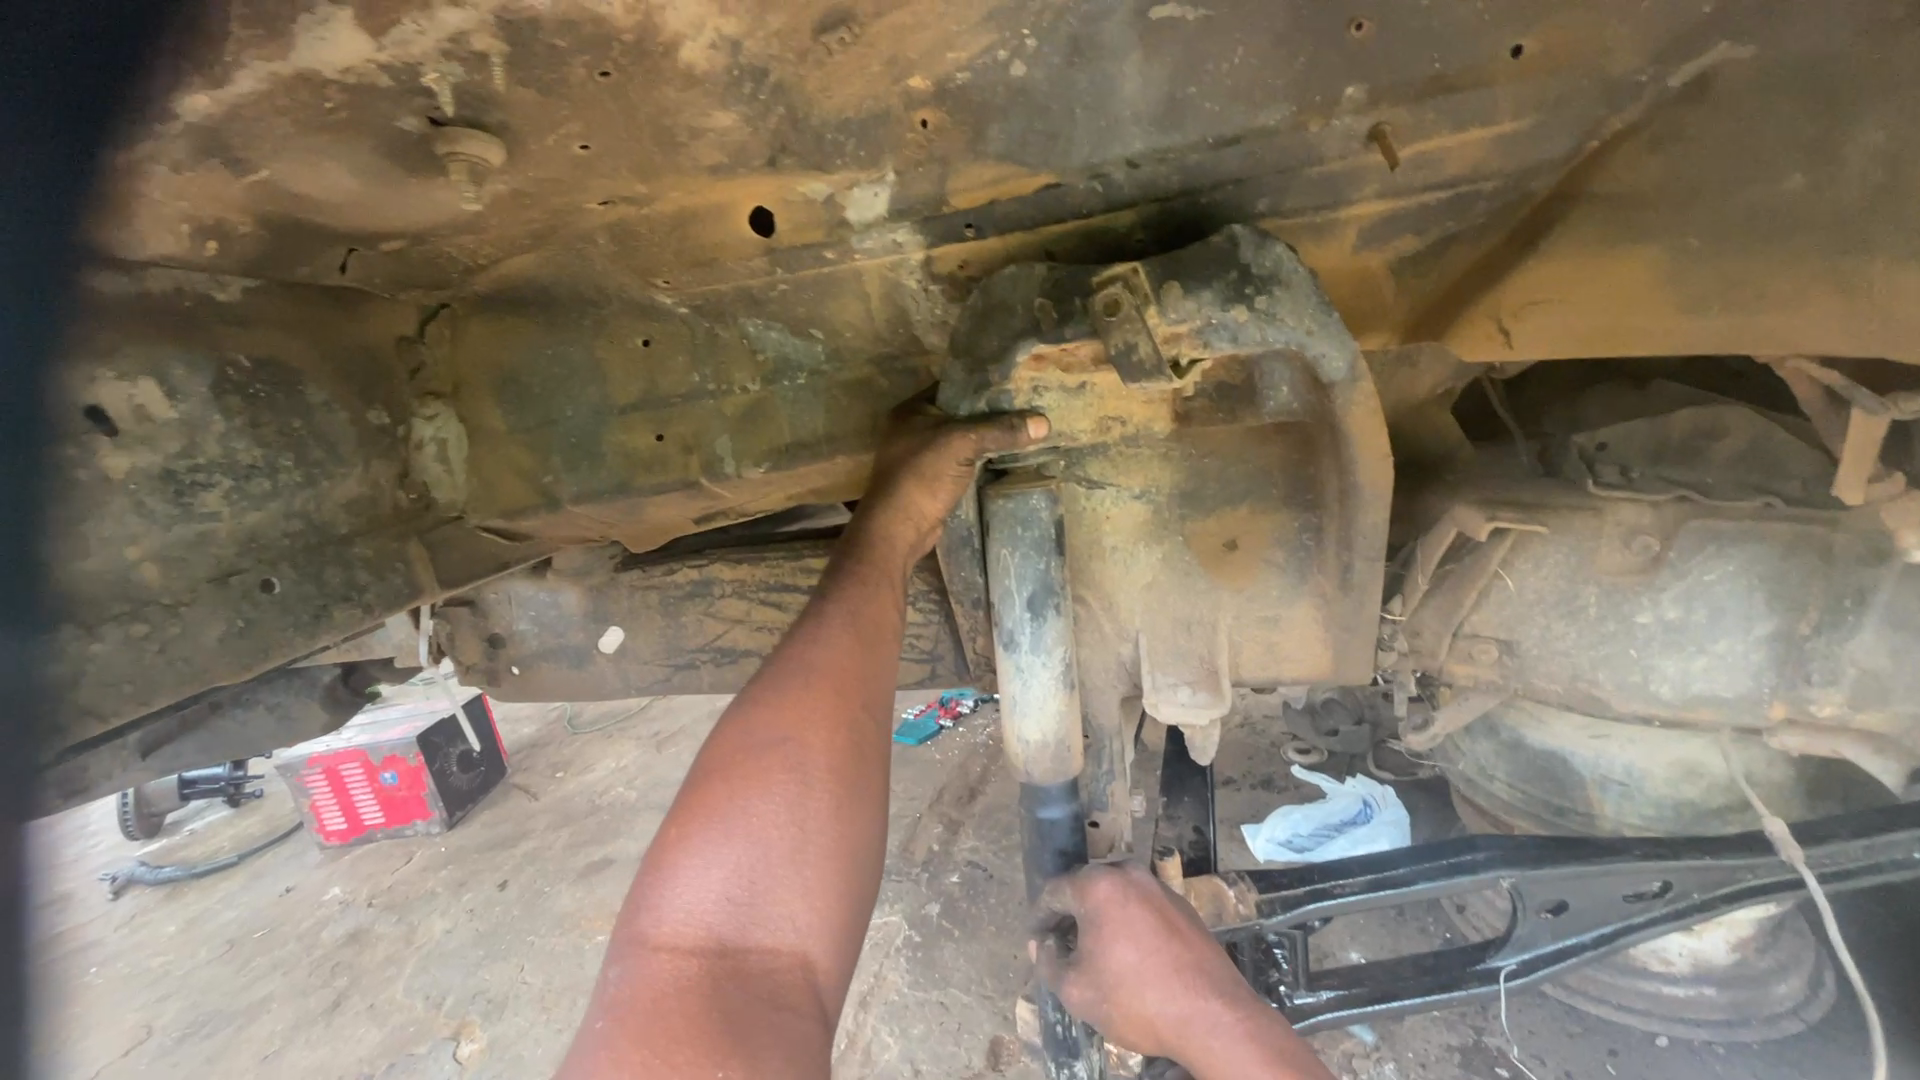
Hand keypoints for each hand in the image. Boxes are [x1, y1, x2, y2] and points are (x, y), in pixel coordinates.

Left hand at [844, 396, 1048, 566]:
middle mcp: (914, 429)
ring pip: (963, 441)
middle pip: (960, 415)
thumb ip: (1001, 430)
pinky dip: (982, 460)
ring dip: (988, 440)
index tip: (1016, 386)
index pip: (954, 387)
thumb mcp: (963, 444)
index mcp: (913, 409)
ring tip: (1024, 432)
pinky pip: (963, 463)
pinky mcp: (932, 481)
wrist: (899, 528)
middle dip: (991, 415)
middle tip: (1027, 410)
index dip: (984, 386)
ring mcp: (922, 457)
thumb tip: (1044, 422)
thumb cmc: (922, 475)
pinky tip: (1008, 459)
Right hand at [1032, 863, 1286, 1065]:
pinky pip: (1143, 907)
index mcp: (1098, 884)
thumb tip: (1044, 944)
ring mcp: (1159, 887)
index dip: (1040, 918)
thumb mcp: (1076, 990)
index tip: (1036, 941)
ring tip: (1097, 952)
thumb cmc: (1136, 998)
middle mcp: (1128, 874)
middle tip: (1063, 946)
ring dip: (1102, 918)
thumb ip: (1048, 961)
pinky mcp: (1183, 906)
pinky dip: (1130, 924)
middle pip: (1087, 888)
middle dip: (1071, 915)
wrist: (1212, 1016)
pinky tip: (1132, 956)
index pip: (1054, 892)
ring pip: (1117, 897)